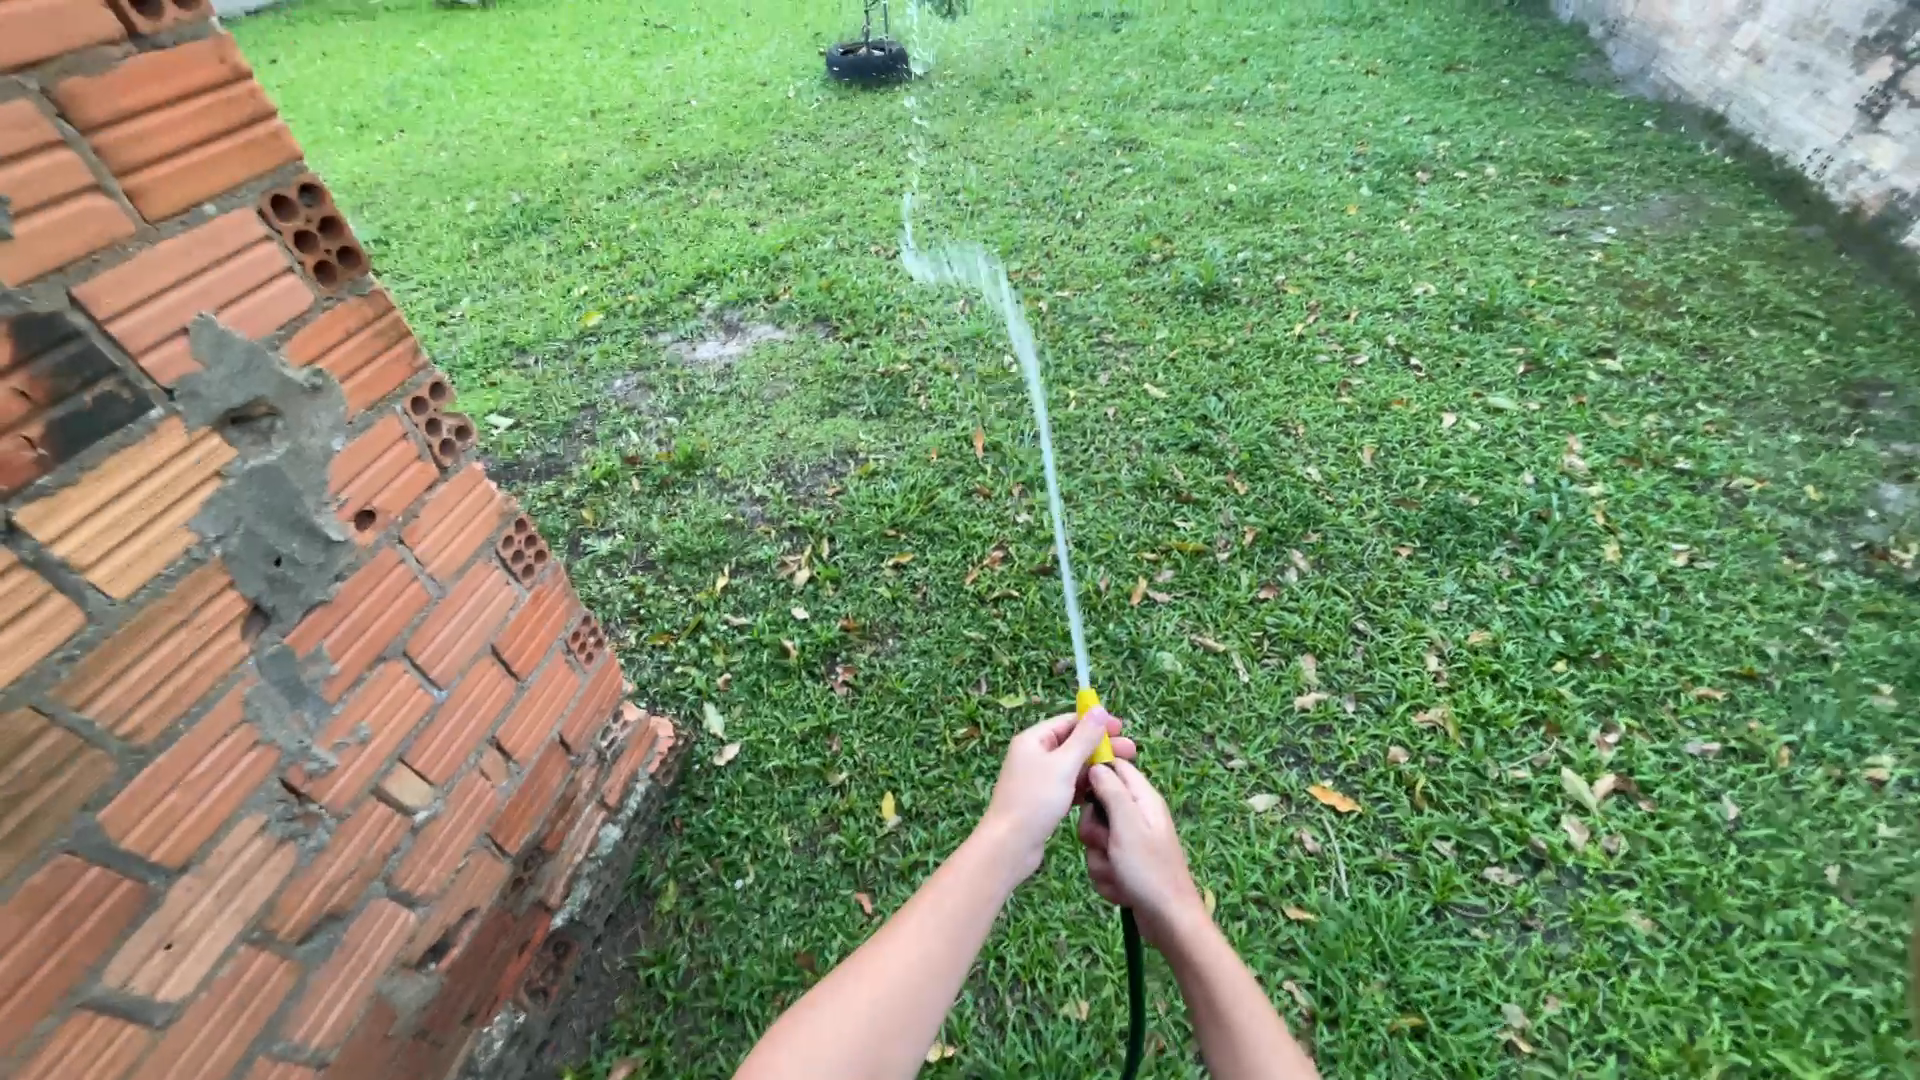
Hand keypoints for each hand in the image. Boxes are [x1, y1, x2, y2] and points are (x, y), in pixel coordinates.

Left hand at [980, 707, 1135, 880]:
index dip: (1094, 722)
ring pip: (1073, 765)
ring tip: (1123, 769)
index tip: (1121, 727)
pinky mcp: (1045, 798)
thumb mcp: (1063, 765)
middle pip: (1073, 742)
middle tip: (1131, 750)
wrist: (1010, 845)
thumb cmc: (1035, 800)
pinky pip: (1069, 784)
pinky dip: (1086, 784)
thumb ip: (1083, 738)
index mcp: (1033, 740)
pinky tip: (1106, 789)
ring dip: (1096, 765)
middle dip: (1101, 745)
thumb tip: (1098, 709)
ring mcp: (1039, 777)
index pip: (1068, 721)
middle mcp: (1034, 754)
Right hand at [1078, 760, 1206, 946]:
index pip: (1115, 767)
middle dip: (1094, 829)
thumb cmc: (1150, 870)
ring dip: (1100, 858)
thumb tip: (1096, 766)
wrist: (1169, 922)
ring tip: (1118, 872)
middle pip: (1098, 806)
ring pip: (1095, 838)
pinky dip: (1106, 876)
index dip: (1094, 772)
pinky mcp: (1125, 865)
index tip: (1078, 789)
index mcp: (1143, 799)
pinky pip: (1101, 861)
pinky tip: (1121, 888)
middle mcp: (1137, 817)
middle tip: (1106, 842)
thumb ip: (1111, 792)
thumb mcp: (1127, 825)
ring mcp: (1131, 843)